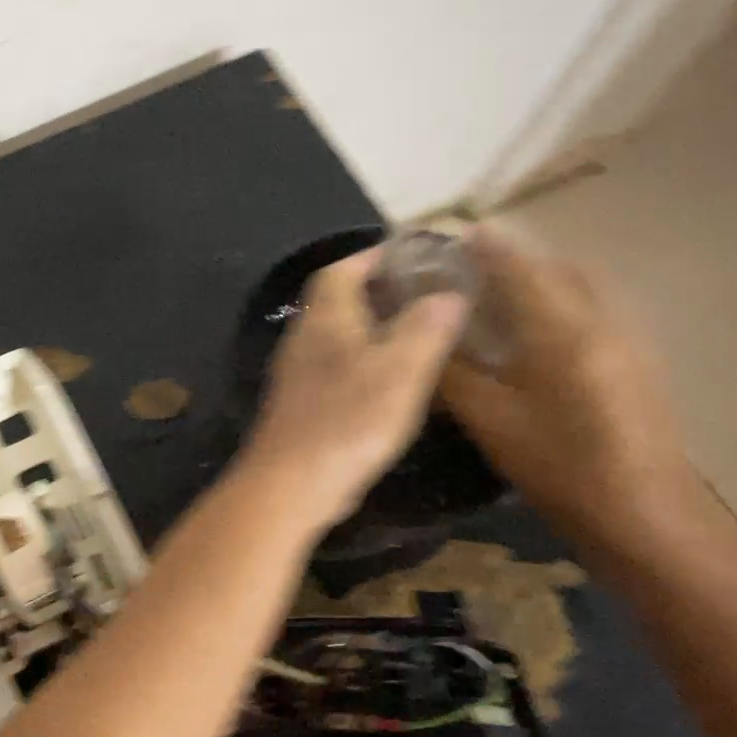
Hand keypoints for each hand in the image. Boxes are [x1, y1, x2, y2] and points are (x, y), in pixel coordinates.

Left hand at [239, 246, 468, 521]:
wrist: (290, 482)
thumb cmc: (347, 419)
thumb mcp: (399, 369)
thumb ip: (424, 327)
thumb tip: (446, 294)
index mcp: (324, 319)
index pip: (341, 270)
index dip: (374, 257)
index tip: (413, 255)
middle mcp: (304, 339)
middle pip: (337, 301)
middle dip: (378, 291)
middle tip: (426, 293)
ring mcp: (298, 374)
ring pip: (338, 336)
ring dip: (374, 328)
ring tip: (420, 332)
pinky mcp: (302, 405)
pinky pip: (336, 368)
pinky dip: (365, 362)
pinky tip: (393, 380)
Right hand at [439, 229, 696, 552]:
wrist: (642, 512)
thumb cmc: (557, 463)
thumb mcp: (489, 419)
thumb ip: (451, 375)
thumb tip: (420, 344)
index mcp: (562, 329)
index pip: (520, 269)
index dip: (488, 249)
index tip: (457, 235)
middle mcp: (602, 321)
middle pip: (561, 269)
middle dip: (519, 260)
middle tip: (476, 270)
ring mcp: (630, 341)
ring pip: (586, 288)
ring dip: (547, 279)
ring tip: (505, 296)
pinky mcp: (640, 363)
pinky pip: (599, 311)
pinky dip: (566, 303)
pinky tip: (541, 334)